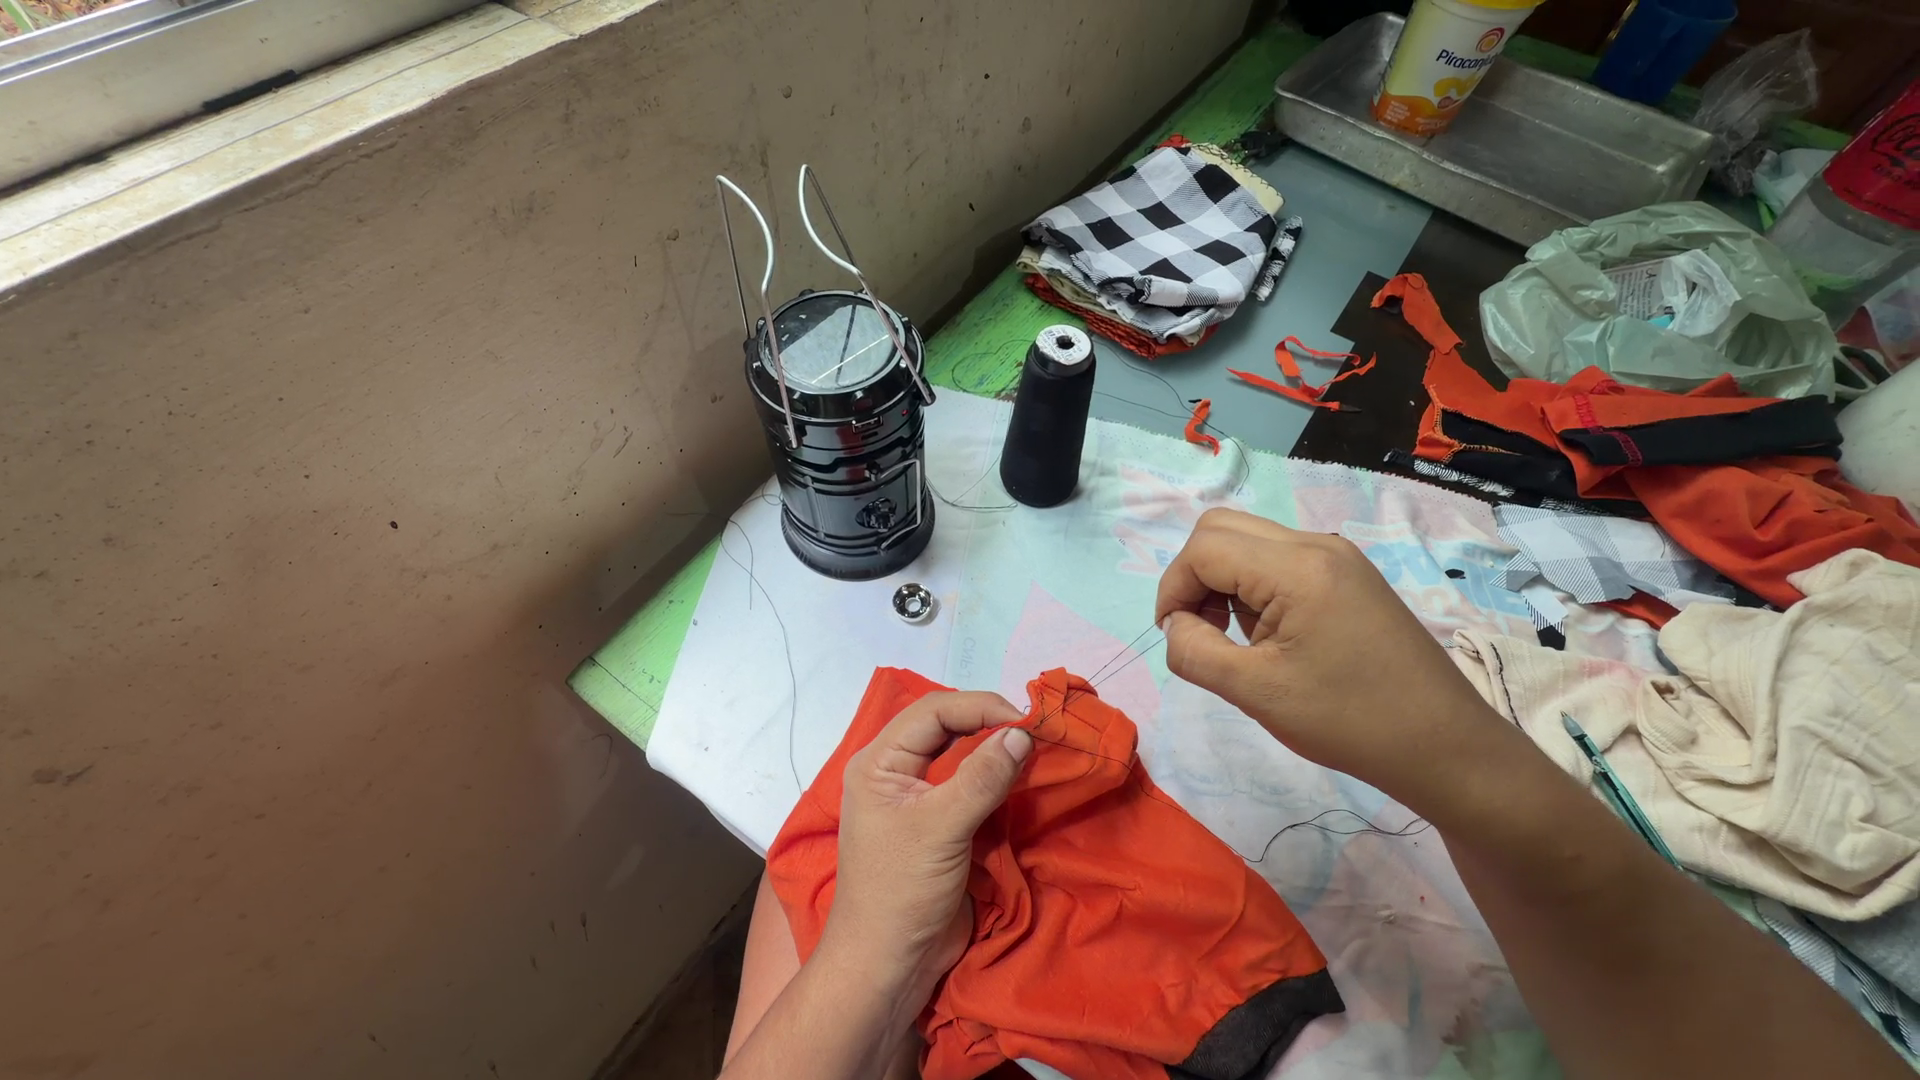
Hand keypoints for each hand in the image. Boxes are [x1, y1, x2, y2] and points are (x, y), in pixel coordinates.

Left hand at [821, 692, 1033, 1002]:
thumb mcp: (942, 829)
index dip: (979, 707)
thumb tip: (1022, 734)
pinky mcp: (937, 823)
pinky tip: (1018, 775)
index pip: (933, 712)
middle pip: (944, 726)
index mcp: (880, 762)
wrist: (889, 965)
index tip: (1025, 721)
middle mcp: (895, 771)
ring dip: (992, 746)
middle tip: (1032, 730)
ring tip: (1030, 746)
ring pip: (957, 753)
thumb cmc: (902, 891)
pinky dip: (994, 776)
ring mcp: (916, 797)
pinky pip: (968, 784)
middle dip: (986, 720)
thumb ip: (982, 778)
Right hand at [1154, 508, 1507, 810]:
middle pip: (1221, 529)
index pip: (1204, 548)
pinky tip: (1268, 634)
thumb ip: (1194, 651)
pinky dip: (1252, 586)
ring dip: (1222, 581)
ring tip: (1235, 638)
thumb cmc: (1349, 722)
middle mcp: (1317, 545)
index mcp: (1298, 569)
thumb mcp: (1256, 693)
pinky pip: (1277, 559)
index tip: (1175, 636)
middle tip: (1199, 629)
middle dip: (1193, 576)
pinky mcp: (1347, 575)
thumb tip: (1174, 626)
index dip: (1173, 588)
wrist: (1444, 746)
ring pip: (1248, 541)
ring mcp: (1337, 557)